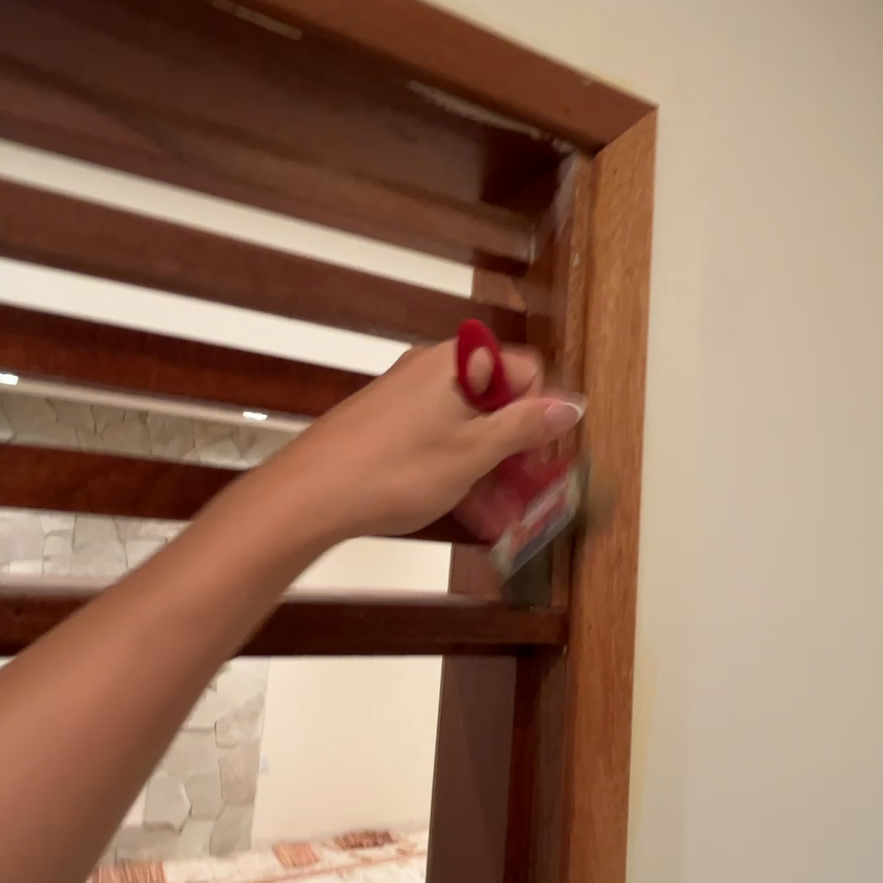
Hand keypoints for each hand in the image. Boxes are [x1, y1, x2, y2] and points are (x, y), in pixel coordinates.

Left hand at [257, 338, 582, 541]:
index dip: (542, 414)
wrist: (309, 495)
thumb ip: (525, 427)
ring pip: (467, 428)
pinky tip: (469, 513)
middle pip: (495, 401)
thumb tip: (572, 404)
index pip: (525, 371)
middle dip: (517, 450)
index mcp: (459, 364)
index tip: (543, 458)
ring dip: (491, 470)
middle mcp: (433, 372)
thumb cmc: (399, 470)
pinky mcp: (387, 427)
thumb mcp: (473, 452)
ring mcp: (406, 399)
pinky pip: (438, 442)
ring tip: (502, 518)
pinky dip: (458, 472)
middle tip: (528, 492)